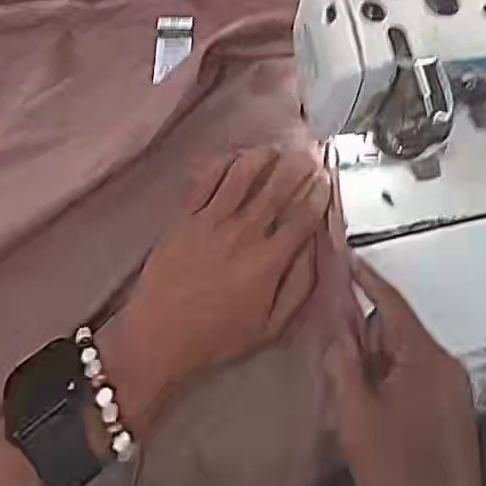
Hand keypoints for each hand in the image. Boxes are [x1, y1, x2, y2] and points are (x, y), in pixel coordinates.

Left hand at [98, 148, 329, 433]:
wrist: (160, 335)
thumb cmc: (217, 335)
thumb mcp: (270, 327)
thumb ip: (298, 288)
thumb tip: (314, 251)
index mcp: (268, 262)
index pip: (301, 218)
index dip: (317, 195)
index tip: (325, 179)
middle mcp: (243, 234)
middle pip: (276, 189)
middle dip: (297, 167)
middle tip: (308, 153)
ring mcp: (212, 221)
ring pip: (242, 176)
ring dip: (262, 157)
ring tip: (274, 150)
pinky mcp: (186, 216)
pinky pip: (207, 180)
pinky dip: (224, 163)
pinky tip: (235, 156)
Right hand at [325, 257, 482, 485]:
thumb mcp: (357, 418)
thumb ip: (342, 365)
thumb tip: (336, 335)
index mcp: (429, 362)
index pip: (393, 302)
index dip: (366, 278)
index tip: (351, 259)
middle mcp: (448, 371)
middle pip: (398, 330)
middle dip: (367, 340)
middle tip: (342, 361)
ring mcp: (455, 394)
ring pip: (406, 356)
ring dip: (379, 366)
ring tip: (361, 404)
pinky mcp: (455, 415)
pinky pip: (418, 379)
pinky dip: (394, 384)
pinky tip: (378, 416)